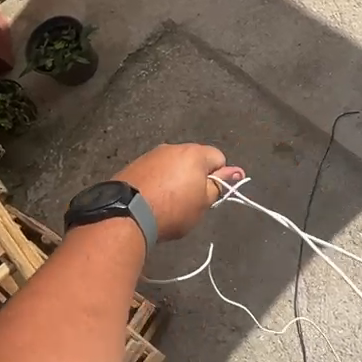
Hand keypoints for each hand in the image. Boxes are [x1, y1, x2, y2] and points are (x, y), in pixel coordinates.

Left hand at [112, 143, 244, 241]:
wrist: (126, 214)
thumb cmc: (172, 210)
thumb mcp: (202, 203)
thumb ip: (218, 185)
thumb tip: (235, 171)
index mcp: (194, 153)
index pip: (218, 157)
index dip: (219, 176)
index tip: (210, 194)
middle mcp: (173, 147)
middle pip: (194, 159)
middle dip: (196, 176)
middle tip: (190, 201)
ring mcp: (151, 155)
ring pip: (172, 164)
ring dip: (175, 178)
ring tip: (168, 202)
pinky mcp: (134, 165)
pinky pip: (154, 170)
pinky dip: (157, 181)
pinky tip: (152, 199)